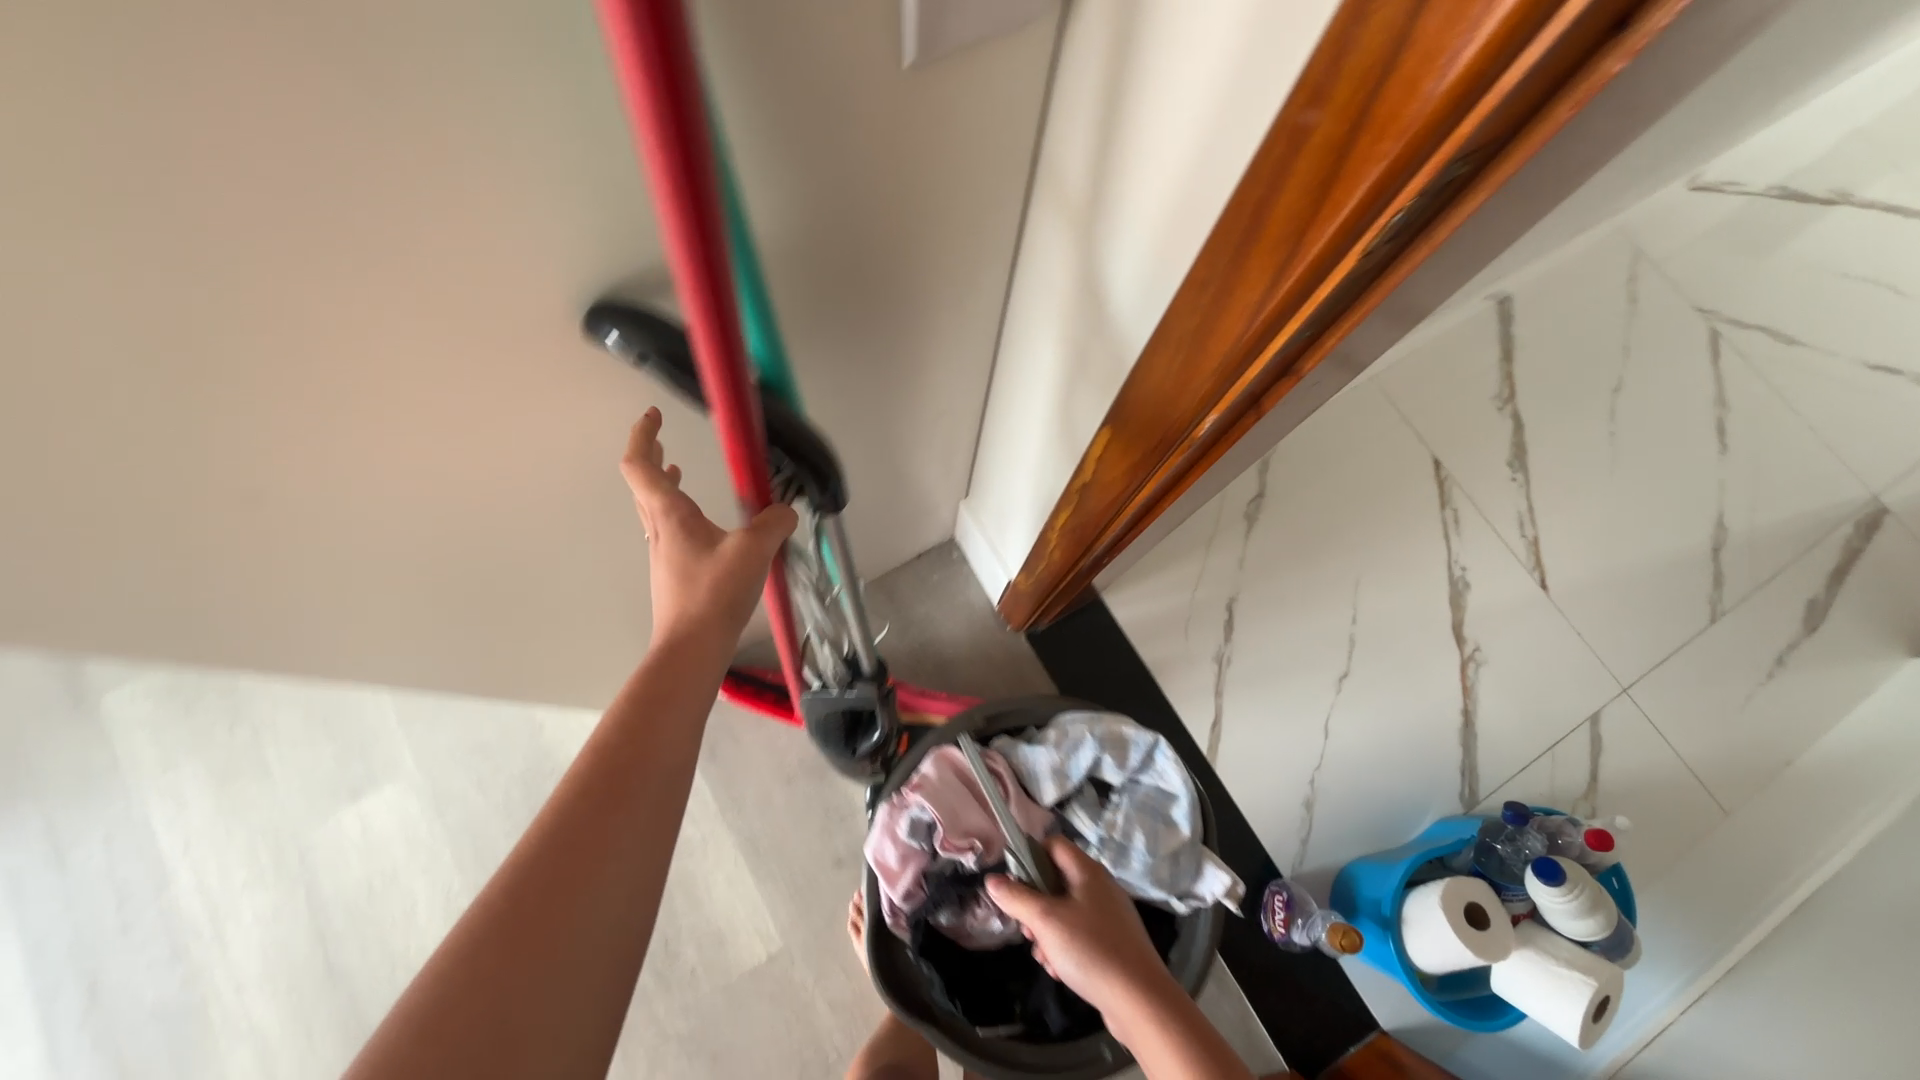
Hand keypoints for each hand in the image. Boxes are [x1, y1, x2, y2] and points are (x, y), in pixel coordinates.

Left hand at [620, 408, 797, 645]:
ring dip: (663, 486)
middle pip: (642, 485)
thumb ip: (773, 524)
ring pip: (654, 509)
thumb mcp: (753, 550)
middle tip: (663, 439)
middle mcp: (659, 530)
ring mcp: (663, 555)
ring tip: (679, 472)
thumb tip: (785, 512)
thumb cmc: (714, 593)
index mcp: (670, 515)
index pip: (639, 465)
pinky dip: (679, 514)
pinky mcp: (674, 576)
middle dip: (651, 456)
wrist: (692, 648)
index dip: (643, 436)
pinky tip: (705, 527)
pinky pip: (669, 531)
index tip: (653, 416)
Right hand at [986, 836, 1179, 1027]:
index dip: (1030, 857)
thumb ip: (1016, 897)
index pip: (1053, 845)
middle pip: (1056, 881)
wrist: (1140, 1000)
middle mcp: (1100, 888)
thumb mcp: (1045, 920)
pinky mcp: (1113, 943)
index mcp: (1087, 871)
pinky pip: (1079, 935)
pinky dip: (1064, 948)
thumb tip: (992, 879)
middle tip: (1026, 928)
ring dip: (1047, 933)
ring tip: (1044, 956)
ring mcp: (1109, 916)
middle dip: (1034, 906)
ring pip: (1064, 913)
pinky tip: (1059, 970)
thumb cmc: (1090, 949)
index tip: (1013, 884)